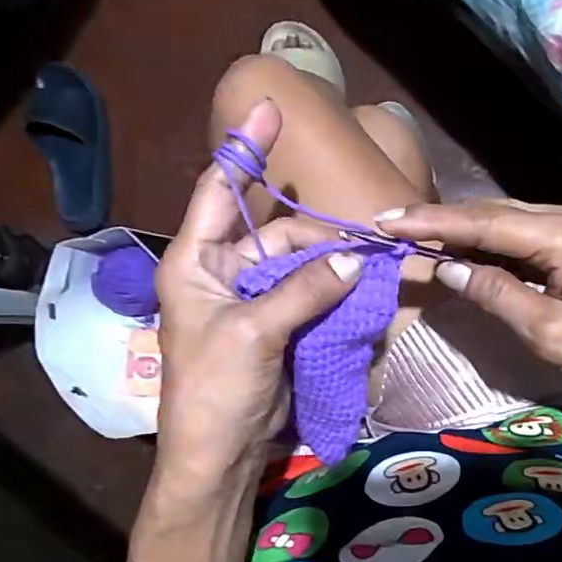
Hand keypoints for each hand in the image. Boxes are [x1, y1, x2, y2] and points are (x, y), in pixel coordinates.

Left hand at [153, 101, 362, 486]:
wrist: (221, 452)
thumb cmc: (215, 388)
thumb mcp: (254, 333)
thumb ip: (303, 292)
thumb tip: (356, 259)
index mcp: (194, 262)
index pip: (218, 191)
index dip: (244, 150)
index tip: (272, 108)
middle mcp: (220, 272)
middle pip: (272, 232)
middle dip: (313, 233)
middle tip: (361, 240)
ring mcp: (251, 299)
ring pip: (297, 264)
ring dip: (329, 265)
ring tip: (367, 267)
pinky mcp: (276, 325)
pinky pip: (308, 294)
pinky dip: (331, 290)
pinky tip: (358, 288)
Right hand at [378, 200, 561, 410]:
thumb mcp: (544, 329)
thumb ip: (494, 293)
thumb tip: (445, 267)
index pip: (486, 223)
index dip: (434, 222)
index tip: (389, 220)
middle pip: (486, 212)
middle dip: (436, 218)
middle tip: (387, 222)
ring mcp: (559, 228)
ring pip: (492, 219)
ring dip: (451, 227)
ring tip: (406, 231)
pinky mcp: (554, 243)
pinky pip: (504, 234)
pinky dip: (471, 240)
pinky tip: (446, 246)